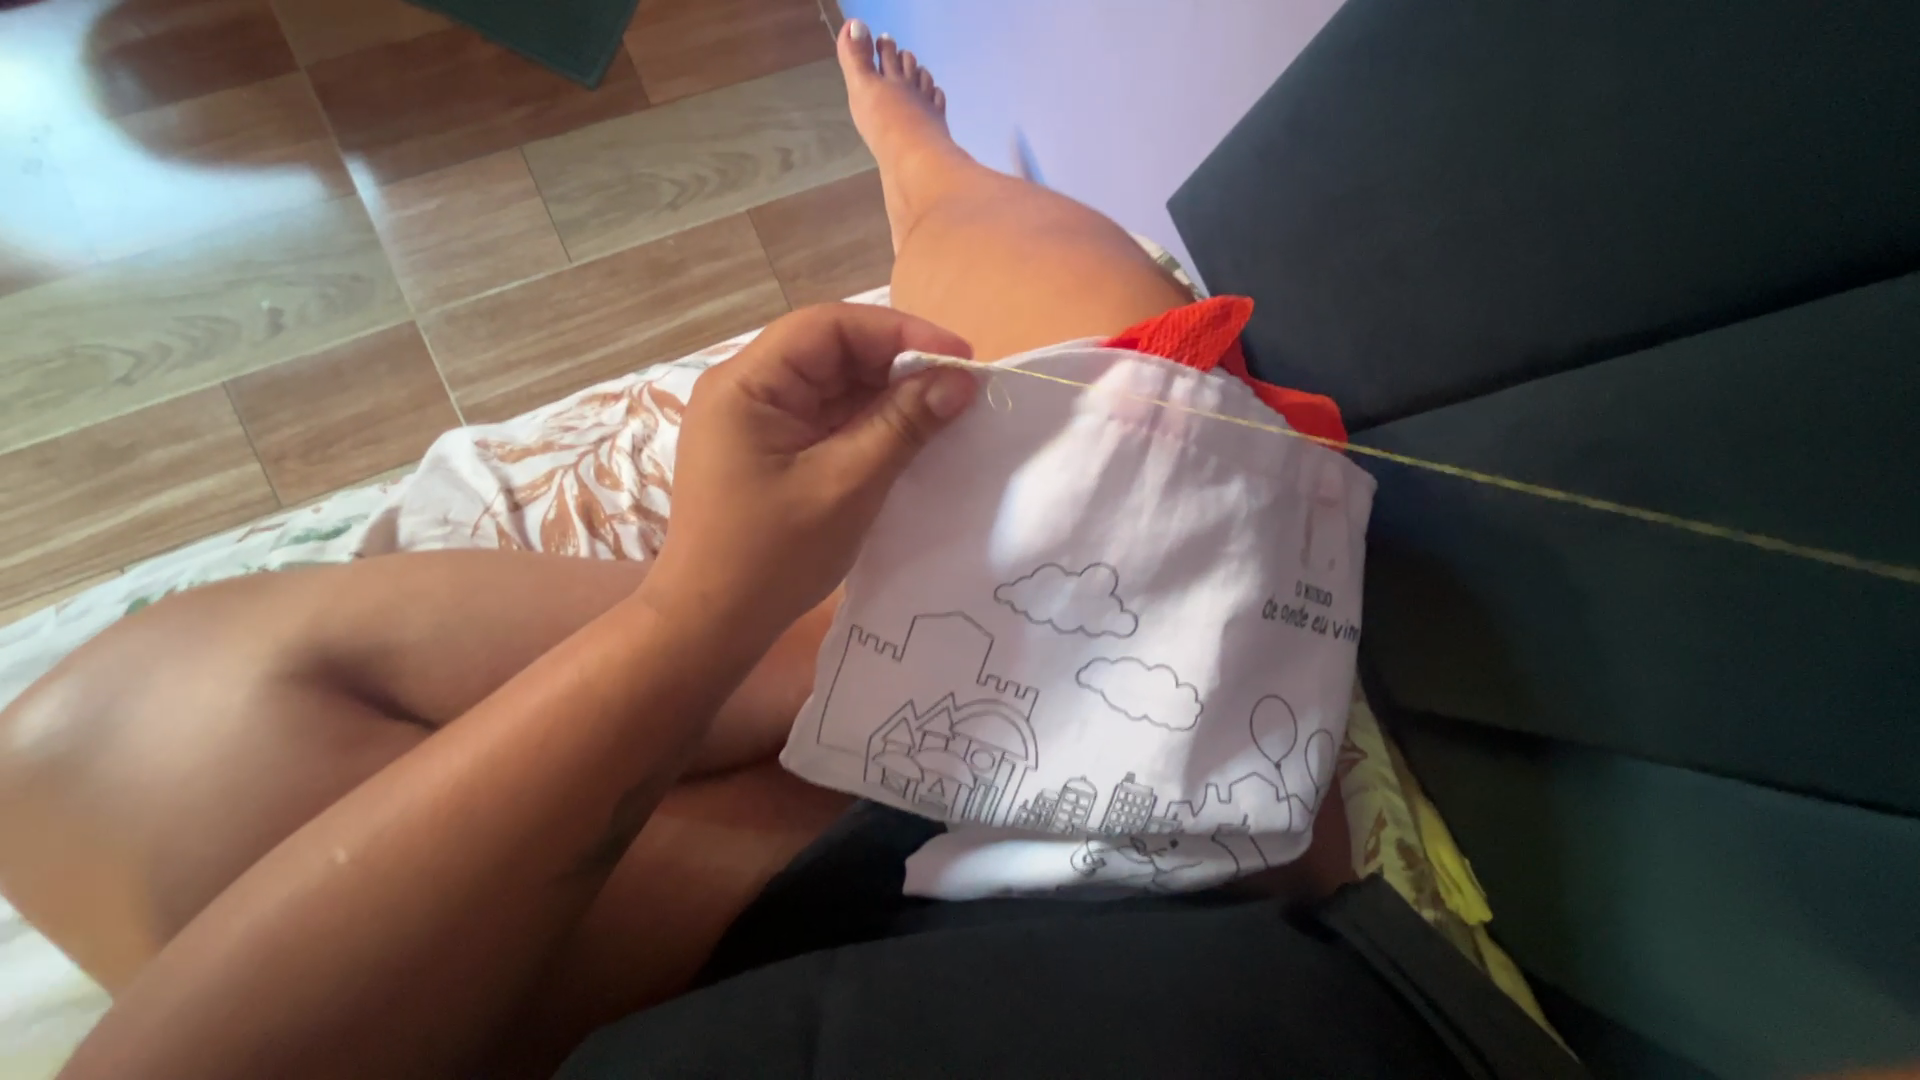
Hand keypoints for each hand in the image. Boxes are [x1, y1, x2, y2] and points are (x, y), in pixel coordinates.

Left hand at [647, 304, 979, 639]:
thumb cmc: (772, 557)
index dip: (899, 332)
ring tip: (943, 413)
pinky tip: (907, 437)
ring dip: (886, 397)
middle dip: (896, 365)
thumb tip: (958, 381)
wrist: (711, 626)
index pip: (829, 327)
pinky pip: (825, 420)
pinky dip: (867, 425)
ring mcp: (755, 423)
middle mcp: (746, 390)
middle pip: (830, 352)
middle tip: (958, 389)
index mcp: (748, 384)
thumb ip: (902, 426)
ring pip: (831, 387)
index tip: (959, 358)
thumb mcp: (846, 486)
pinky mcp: (768, 452)